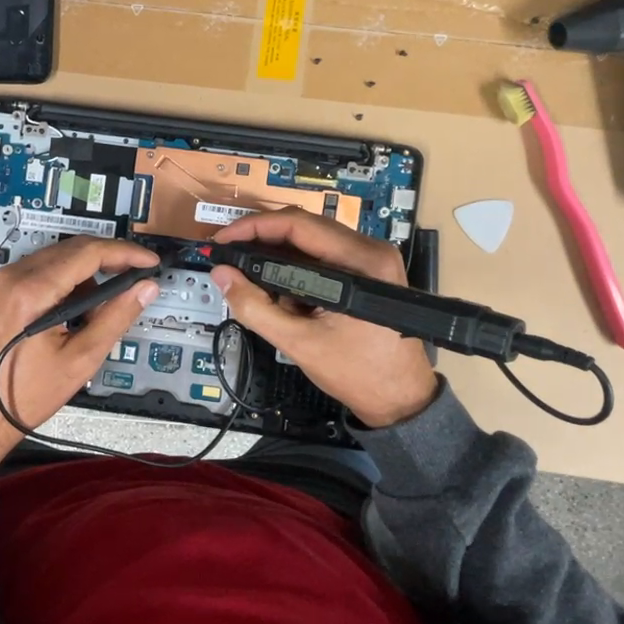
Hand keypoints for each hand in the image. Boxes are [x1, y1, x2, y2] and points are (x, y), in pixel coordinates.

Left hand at [0, 238, 160, 483]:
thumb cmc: (27, 394)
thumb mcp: (81, 358)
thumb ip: (115, 317)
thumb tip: (145, 288)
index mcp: (29, 292)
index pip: (85, 253)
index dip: (123, 253)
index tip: (148, 262)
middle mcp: (8, 277)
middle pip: (67, 249)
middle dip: (105, 259)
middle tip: (133, 279)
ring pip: (50, 258)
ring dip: (81, 272)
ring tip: (97, 308)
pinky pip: (31, 271)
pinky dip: (57, 280)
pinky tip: (69, 309)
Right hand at [209, 209, 437, 427]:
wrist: (402, 398)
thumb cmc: (359, 373)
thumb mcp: (298, 342)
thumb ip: (254, 306)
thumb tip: (221, 274)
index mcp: (361, 262)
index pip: (297, 225)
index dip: (252, 227)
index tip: (222, 242)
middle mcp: (370, 251)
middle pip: (302, 227)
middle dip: (260, 240)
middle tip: (228, 256)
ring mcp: (370, 259)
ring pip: (308, 241)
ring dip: (275, 256)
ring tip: (249, 277)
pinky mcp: (365, 271)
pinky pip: (320, 256)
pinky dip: (293, 268)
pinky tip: (279, 291)